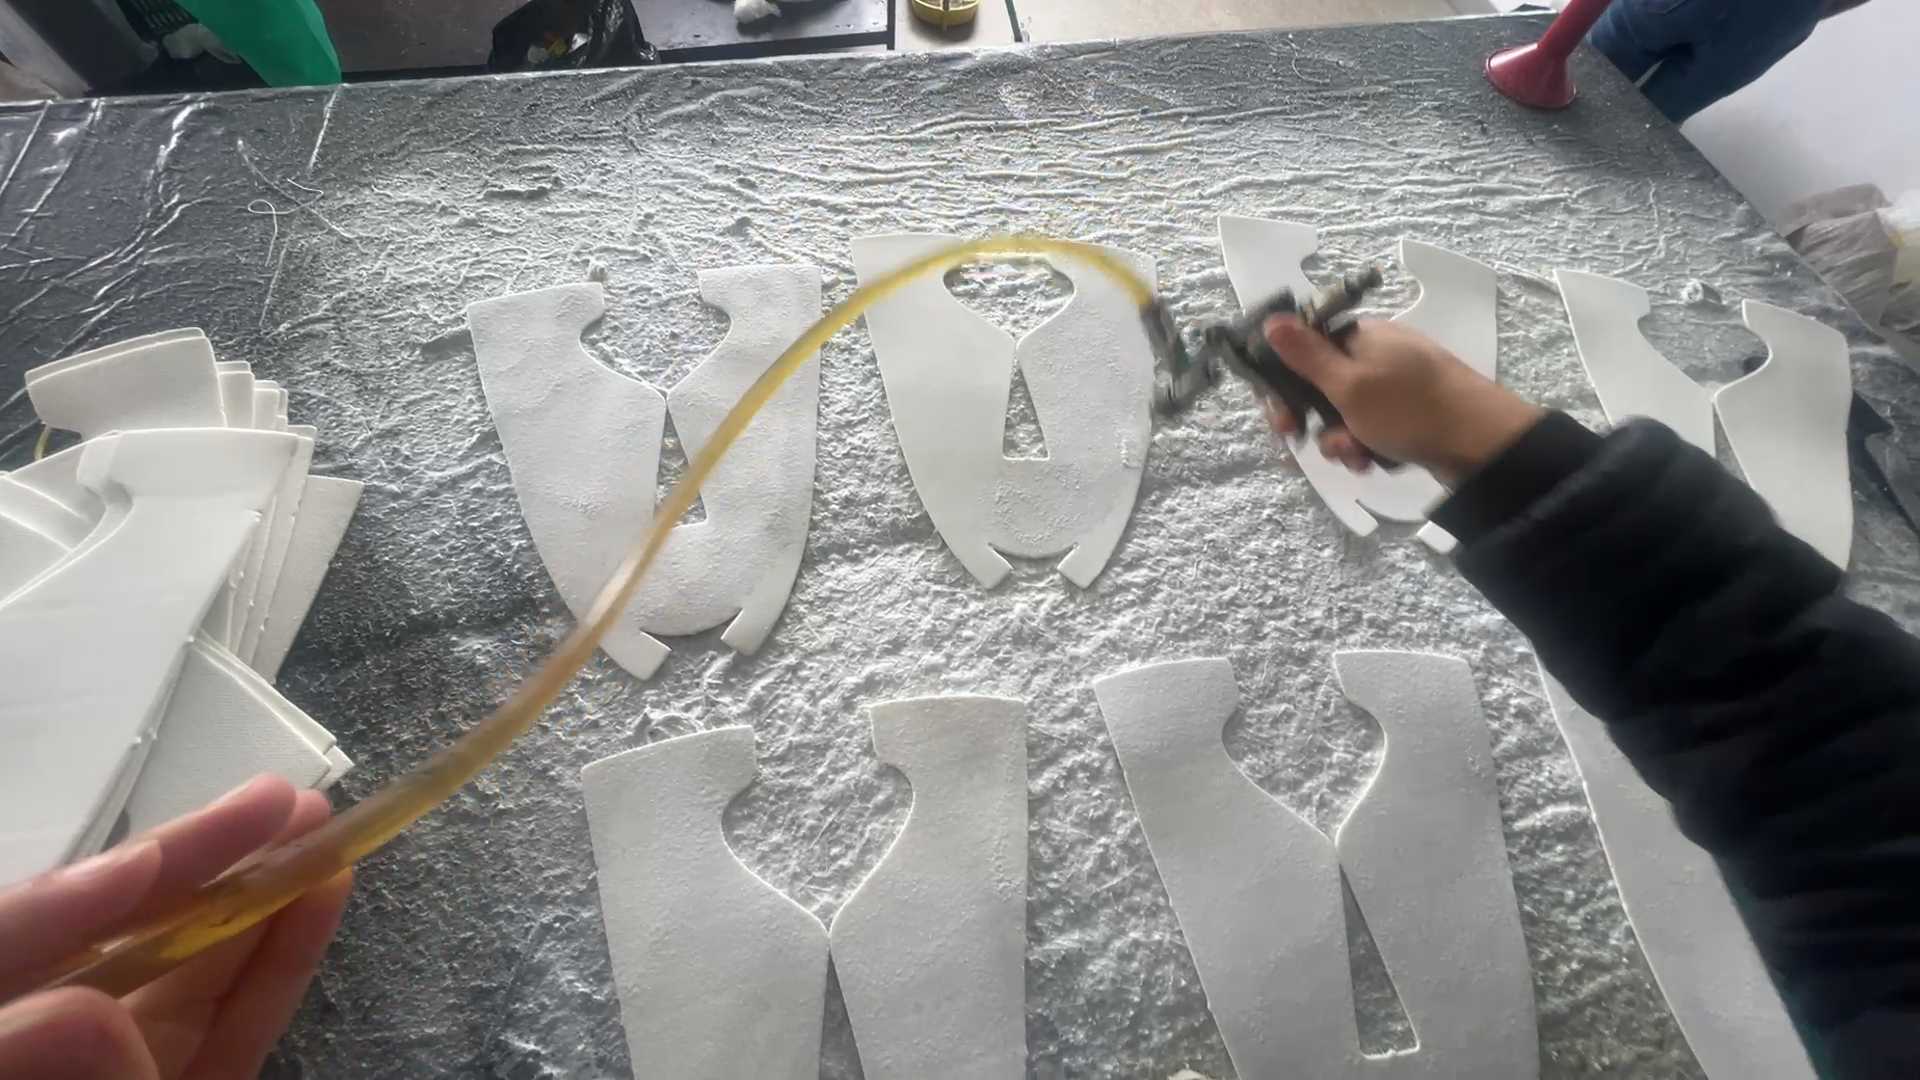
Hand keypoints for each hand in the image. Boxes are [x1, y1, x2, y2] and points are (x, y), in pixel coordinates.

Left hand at [0, 775, 350, 1079]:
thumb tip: (70, 1016)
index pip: (0, 961)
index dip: (50, 909)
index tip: (145, 861)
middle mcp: (51, 1051)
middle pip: (103, 949)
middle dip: (185, 868)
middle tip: (272, 800)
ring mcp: (122, 1063)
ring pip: (183, 970)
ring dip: (259, 888)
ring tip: (320, 819)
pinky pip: (237, 1016)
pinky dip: (288, 952)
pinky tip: (333, 887)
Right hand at [1261, 316, 1543, 486]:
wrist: (1483, 445)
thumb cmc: (1410, 409)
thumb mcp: (1349, 383)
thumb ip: (1305, 355)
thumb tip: (1271, 319)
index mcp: (1358, 337)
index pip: (1300, 348)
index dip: (1279, 380)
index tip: (1275, 409)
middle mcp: (1371, 355)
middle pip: (1313, 385)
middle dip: (1305, 418)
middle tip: (1296, 439)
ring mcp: (1387, 386)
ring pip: (1335, 413)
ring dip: (1334, 439)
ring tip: (1352, 455)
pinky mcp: (1400, 414)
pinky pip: (1361, 428)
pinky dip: (1358, 446)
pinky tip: (1367, 461)